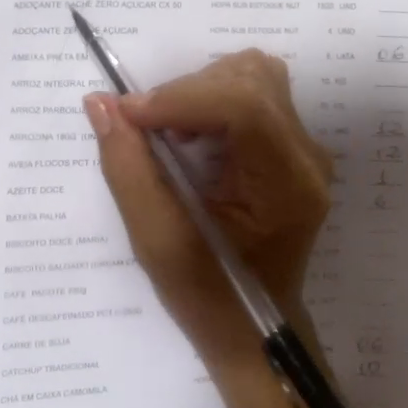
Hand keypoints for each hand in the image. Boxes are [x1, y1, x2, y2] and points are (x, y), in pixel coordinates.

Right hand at [84, 50, 345, 407]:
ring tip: (173, 134)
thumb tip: (100, 103)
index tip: (130, 113)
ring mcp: (305, 148)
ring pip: (253, 76)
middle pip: (250, 80)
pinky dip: (213, 98)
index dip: (183, 96)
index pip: (245, 107)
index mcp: (285, 186)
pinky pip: (254, 91)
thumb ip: (128, 168)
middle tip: (148, 130)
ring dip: (201, 91)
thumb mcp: (157, 241)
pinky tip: (192, 136)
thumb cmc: (209, 297)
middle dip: (189, 92)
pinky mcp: (292, 144)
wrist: (256, 330)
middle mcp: (306, 157)